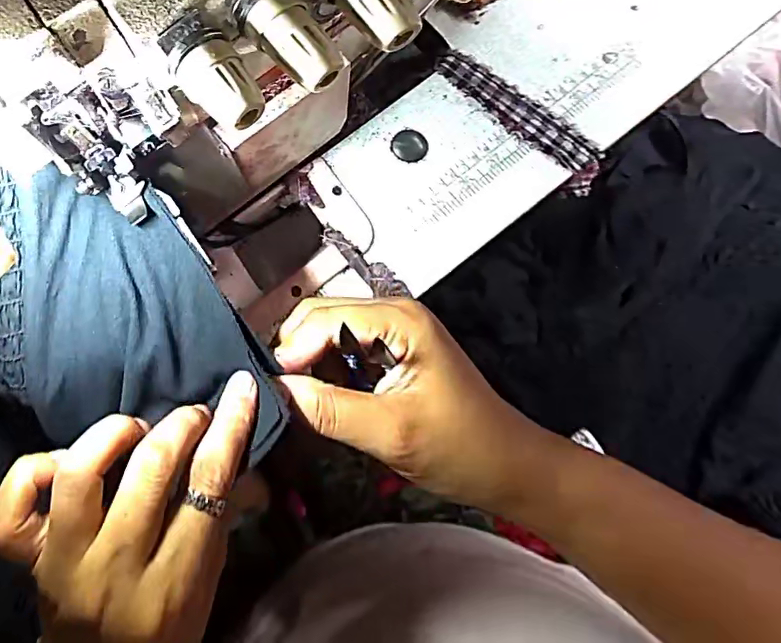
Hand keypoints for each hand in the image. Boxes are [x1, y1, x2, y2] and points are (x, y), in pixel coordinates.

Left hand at [0, 370, 258, 642]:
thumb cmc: (163, 626)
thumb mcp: (206, 581)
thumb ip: (224, 514)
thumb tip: (248, 447)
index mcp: (170, 585)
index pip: (206, 484)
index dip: (229, 427)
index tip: (240, 389)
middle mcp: (113, 573)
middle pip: (150, 469)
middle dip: (181, 424)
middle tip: (193, 417)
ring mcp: (62, 564)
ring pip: (79, 473)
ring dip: (114, 433)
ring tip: (135, 431)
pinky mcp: (24, 560)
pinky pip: (10, 508)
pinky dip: (36, 469)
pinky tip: (67, 462)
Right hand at [275, 297, 559, 515]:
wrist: (507, 466)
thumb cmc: (468, 446)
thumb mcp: (392, 433)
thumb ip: (331, 410)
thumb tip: (281, 391)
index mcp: (400, 320)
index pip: (323, 317)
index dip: (293, 349)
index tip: (273, 384)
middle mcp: (394, 314)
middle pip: (319, 317)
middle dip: (296, 353)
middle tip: (284, 395)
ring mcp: (391, 330)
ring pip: (326, 332)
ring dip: (310, 364)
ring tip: (309, 404)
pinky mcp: (389, 349)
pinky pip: (341, 350)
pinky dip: (326, 373)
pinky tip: (329, 401)